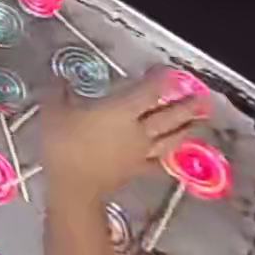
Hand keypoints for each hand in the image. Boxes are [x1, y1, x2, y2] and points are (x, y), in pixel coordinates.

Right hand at [40, 68, 210, 204]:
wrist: (74, 183)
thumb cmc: (63, 144)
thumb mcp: (52, 113)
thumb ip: (59, 94)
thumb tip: (59, 80)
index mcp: (120, 111)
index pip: (149, 91)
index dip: (161, 79)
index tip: (165, 70)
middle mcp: (139, 129)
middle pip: (171, 115)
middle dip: (188, 104)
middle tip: (201, 96)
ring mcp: (143, 150)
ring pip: (174, 138)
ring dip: (190, 128)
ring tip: (200, 121)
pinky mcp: (140, 168)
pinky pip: (161, 161)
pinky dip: (170, 156)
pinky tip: (173, 155)